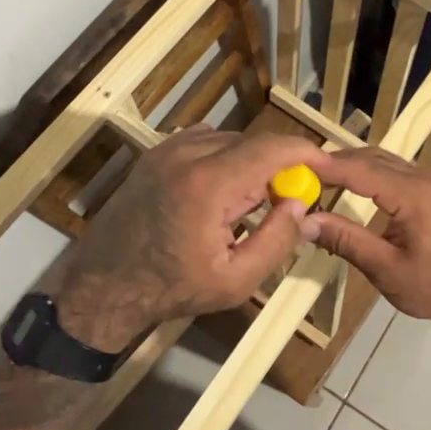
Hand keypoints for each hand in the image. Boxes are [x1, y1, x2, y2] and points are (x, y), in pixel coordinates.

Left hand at [52, 126, 328, 351]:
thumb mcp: (235, 281)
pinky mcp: (155, 154)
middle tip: (287, 199)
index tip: (327, 165)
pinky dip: (223, 159)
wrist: (103, 285)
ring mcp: (167, 150)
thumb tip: (300, 203)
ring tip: (247, 206)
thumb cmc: (172, 288)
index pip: (271, 148)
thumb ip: (276, 240)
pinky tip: (220, 193)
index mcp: (209, 184)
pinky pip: (205, 142)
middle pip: (253, 142)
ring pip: (229, 141)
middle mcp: (187, 155)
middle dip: (278, 165)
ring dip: (249, 164)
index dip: (305, 152)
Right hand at [304, 148, 430, 328]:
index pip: (356, 169)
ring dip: (350, 166)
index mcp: (408, 192)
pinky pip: (391, 170)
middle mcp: (417, 177)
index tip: (290, 167)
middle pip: (367, 157)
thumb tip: (305, 222)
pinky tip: (351, 189)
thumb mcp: (386, 268)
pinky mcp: (429, 193)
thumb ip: (346, 240)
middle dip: (333, 163)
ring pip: (380, 160)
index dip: (322, 167)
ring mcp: (426, 182)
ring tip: (317, 180)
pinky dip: (366, 173)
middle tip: (297, 174)